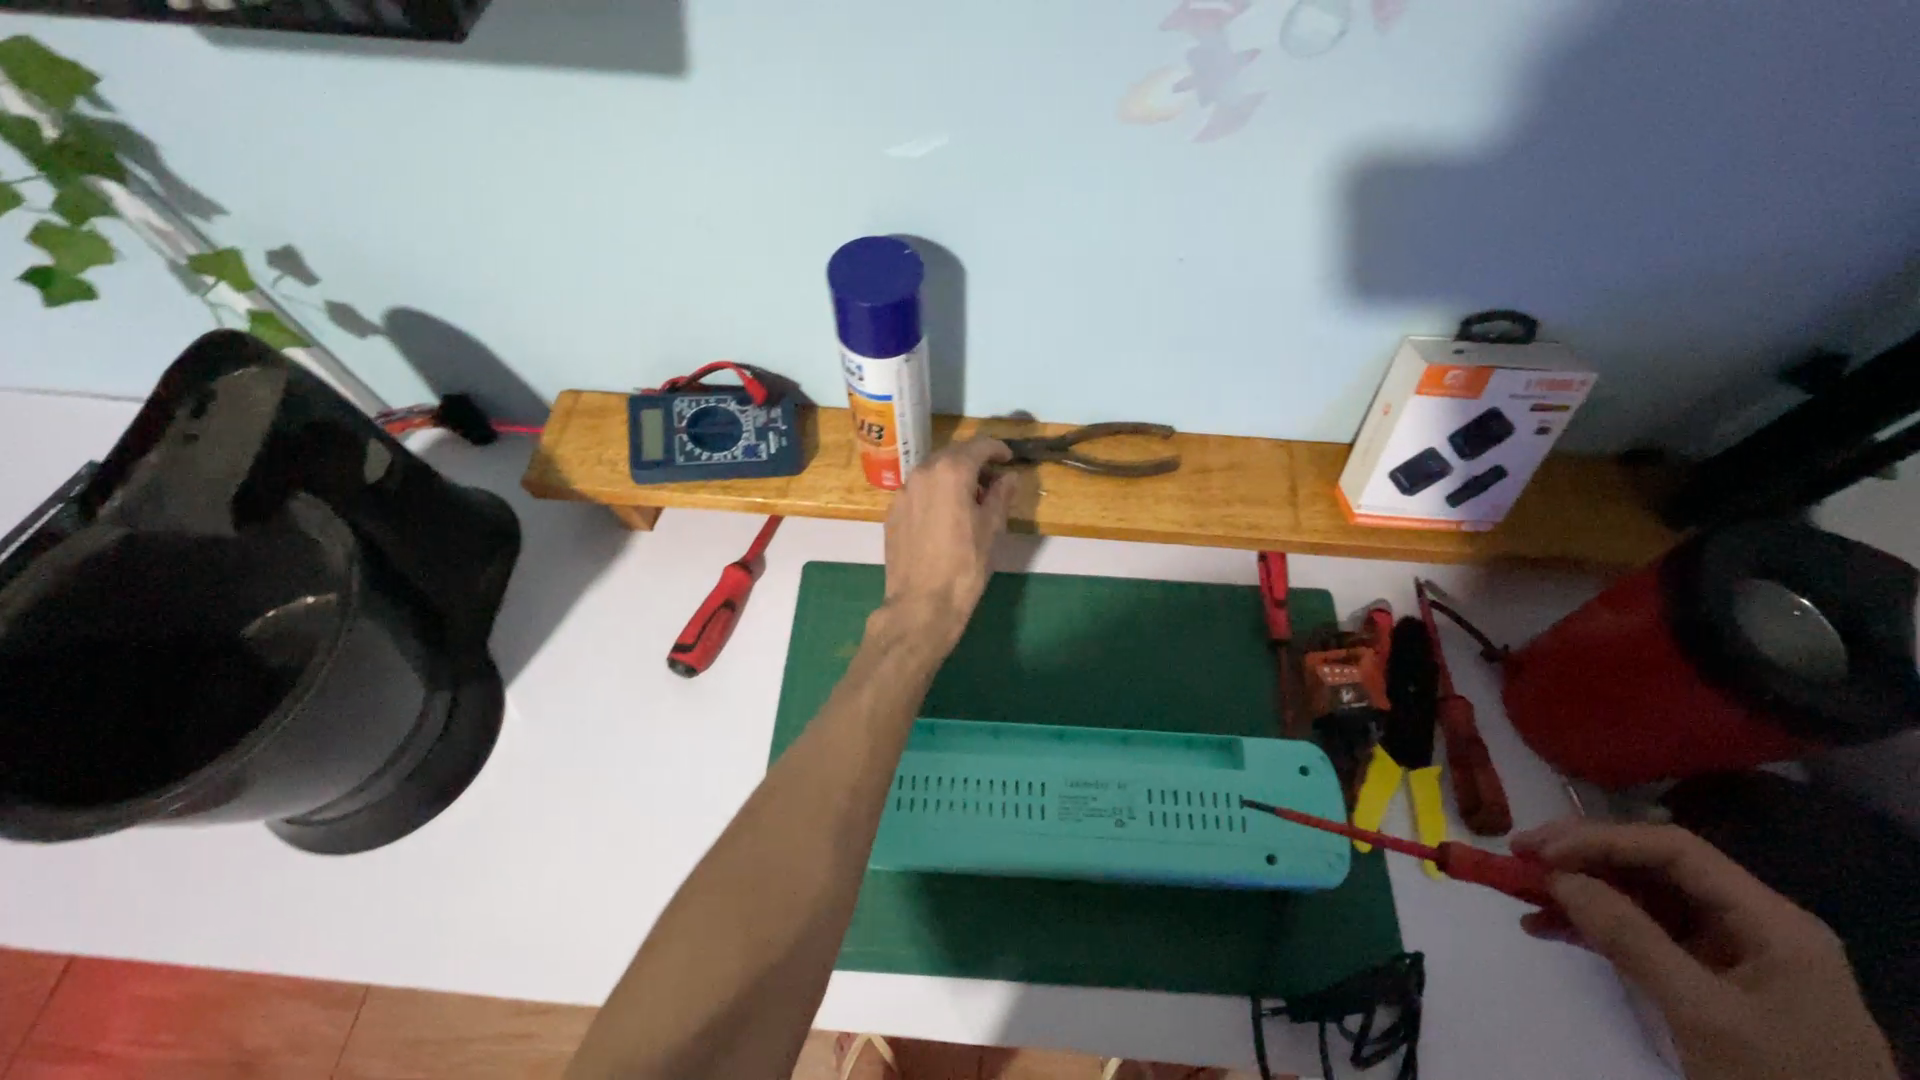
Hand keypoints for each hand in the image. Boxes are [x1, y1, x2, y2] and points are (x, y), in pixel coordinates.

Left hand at [877, 437, 1014, 646]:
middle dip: (974, 461)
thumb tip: (1008, 477)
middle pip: (952, 454)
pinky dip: (934, 493)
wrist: (922, 603)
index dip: (997, 449)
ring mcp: (902, 493)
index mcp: (950, 472)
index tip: (1008, 459)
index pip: (978, 446)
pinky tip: (944, 515)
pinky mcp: (892, 513)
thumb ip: (1000, 495)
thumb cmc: (965, 565)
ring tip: (969, 498)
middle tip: (992, 479)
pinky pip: (917, 492)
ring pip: (931, 472)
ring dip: (952, 476)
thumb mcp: (991, 529)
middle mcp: (922, 474)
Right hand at [1513, 820, 1896, 1079]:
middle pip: (1655, 869)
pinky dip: (1595, 930)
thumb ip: (1631, 938)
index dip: (1601, 840)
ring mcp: (1733, 954)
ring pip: (1643, 901)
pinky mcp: (1712, 981)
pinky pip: (1645, 937)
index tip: (1538, 851)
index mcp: (1770, 919)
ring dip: (1581, 895)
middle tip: (1518, 858)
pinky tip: (1547, 929)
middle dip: (1583, 861)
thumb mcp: (1702, 1013)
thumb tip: (1558, 878)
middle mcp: (1752, 923)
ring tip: (1522, 895)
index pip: (1674, 849)